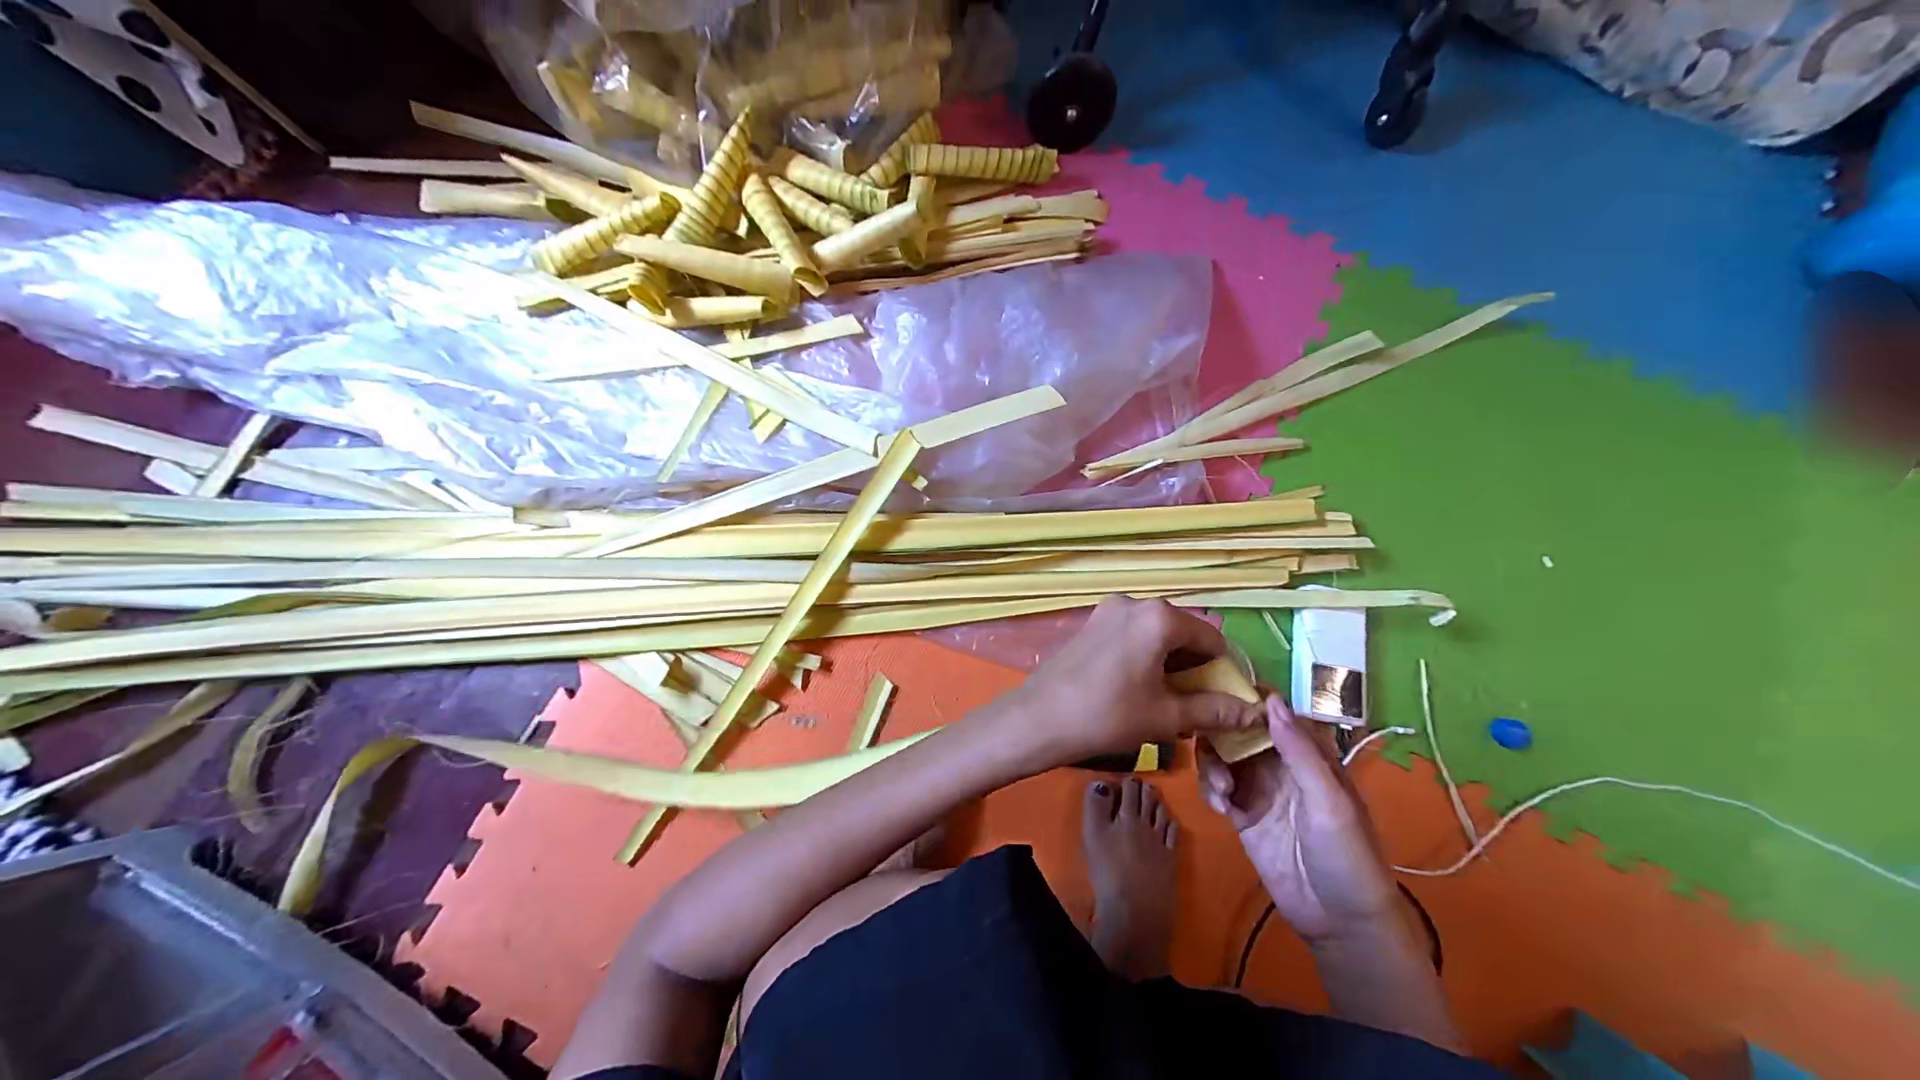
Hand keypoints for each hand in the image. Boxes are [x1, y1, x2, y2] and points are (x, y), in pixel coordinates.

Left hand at [1000, 596, 1265, 760]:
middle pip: (1183, 634)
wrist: (1037, 719)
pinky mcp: (1090, 624)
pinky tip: (1138, 691)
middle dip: (1194, 670)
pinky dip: (1145, 658)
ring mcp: (1108, 611)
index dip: (1223, 673)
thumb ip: (1214, 710)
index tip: (1221, 703)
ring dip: (1169, 666)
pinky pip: (1131, 636)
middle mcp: (1135, 603)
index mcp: (1159, 617)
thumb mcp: (1167, 716)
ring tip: (1165, 704)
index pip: (1212, 640)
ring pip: (1156, 636)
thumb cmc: (1107, 715)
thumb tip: (1255, 714)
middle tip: (1192, 708)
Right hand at [1197, 696, 1397, 941]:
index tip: (1218, 692)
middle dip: (1219, 733)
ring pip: (1223, 757)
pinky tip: (1219, 808)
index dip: (1247, 699)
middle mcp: (1281, 765)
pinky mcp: (1243, 815)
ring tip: (1221, 790)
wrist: (1340, 922)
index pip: (1274, 713)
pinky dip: (1210, 790)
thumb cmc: (1348, 856)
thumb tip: (1271, 700)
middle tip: (1207, 742)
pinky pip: (1216, 788)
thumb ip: (1300, 751)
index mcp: (1309, 755)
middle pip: (1240, 731)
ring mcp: (1260, 790)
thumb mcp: (1330, 801)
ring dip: (1212, 764)